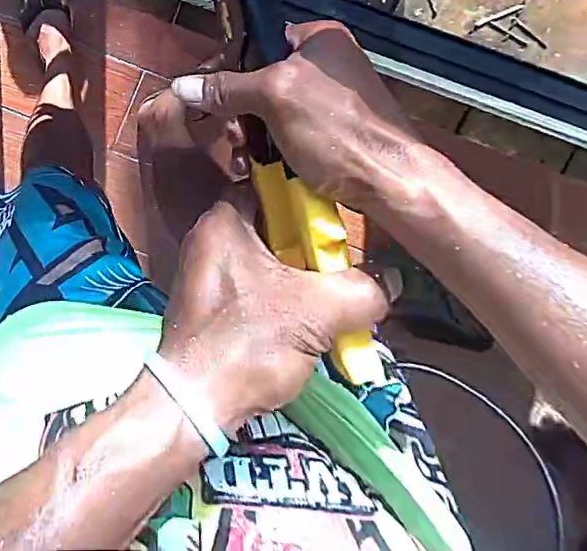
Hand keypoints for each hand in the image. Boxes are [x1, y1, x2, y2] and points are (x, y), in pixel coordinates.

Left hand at [157, 194, 387, 428]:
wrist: (196, 398)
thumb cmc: (250, 339)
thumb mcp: (318, 311)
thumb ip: (361, 289)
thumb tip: (389, 280)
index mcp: (222, 220)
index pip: (265, 187)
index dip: (302, 201)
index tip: (332, 223)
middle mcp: (205, 236)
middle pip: (266, 226)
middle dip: (304, 246)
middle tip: (336, 267)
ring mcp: (201, 270)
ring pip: (259, 259)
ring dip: (293, 277)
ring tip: (325, 299)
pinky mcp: (203, 301)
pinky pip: (247, 285)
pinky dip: (274, 297)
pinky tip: (299, 323)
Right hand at [169, 21, 432, 213]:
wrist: (394, 185)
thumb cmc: (341, 132)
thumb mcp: (273, 99)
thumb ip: (227, 88)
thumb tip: (184, 86)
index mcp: (319, 38)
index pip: (256, 41)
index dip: (228, 66)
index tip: (208, 93)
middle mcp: (327, 62)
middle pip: (259, 77)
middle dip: (239, 108)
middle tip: (232, 130)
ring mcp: (331, 97)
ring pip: (270, 107)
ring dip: (252, 131)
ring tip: (247, 153)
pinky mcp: (333, 128)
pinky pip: (287, 129)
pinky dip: (271, 145)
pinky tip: (263, 163)